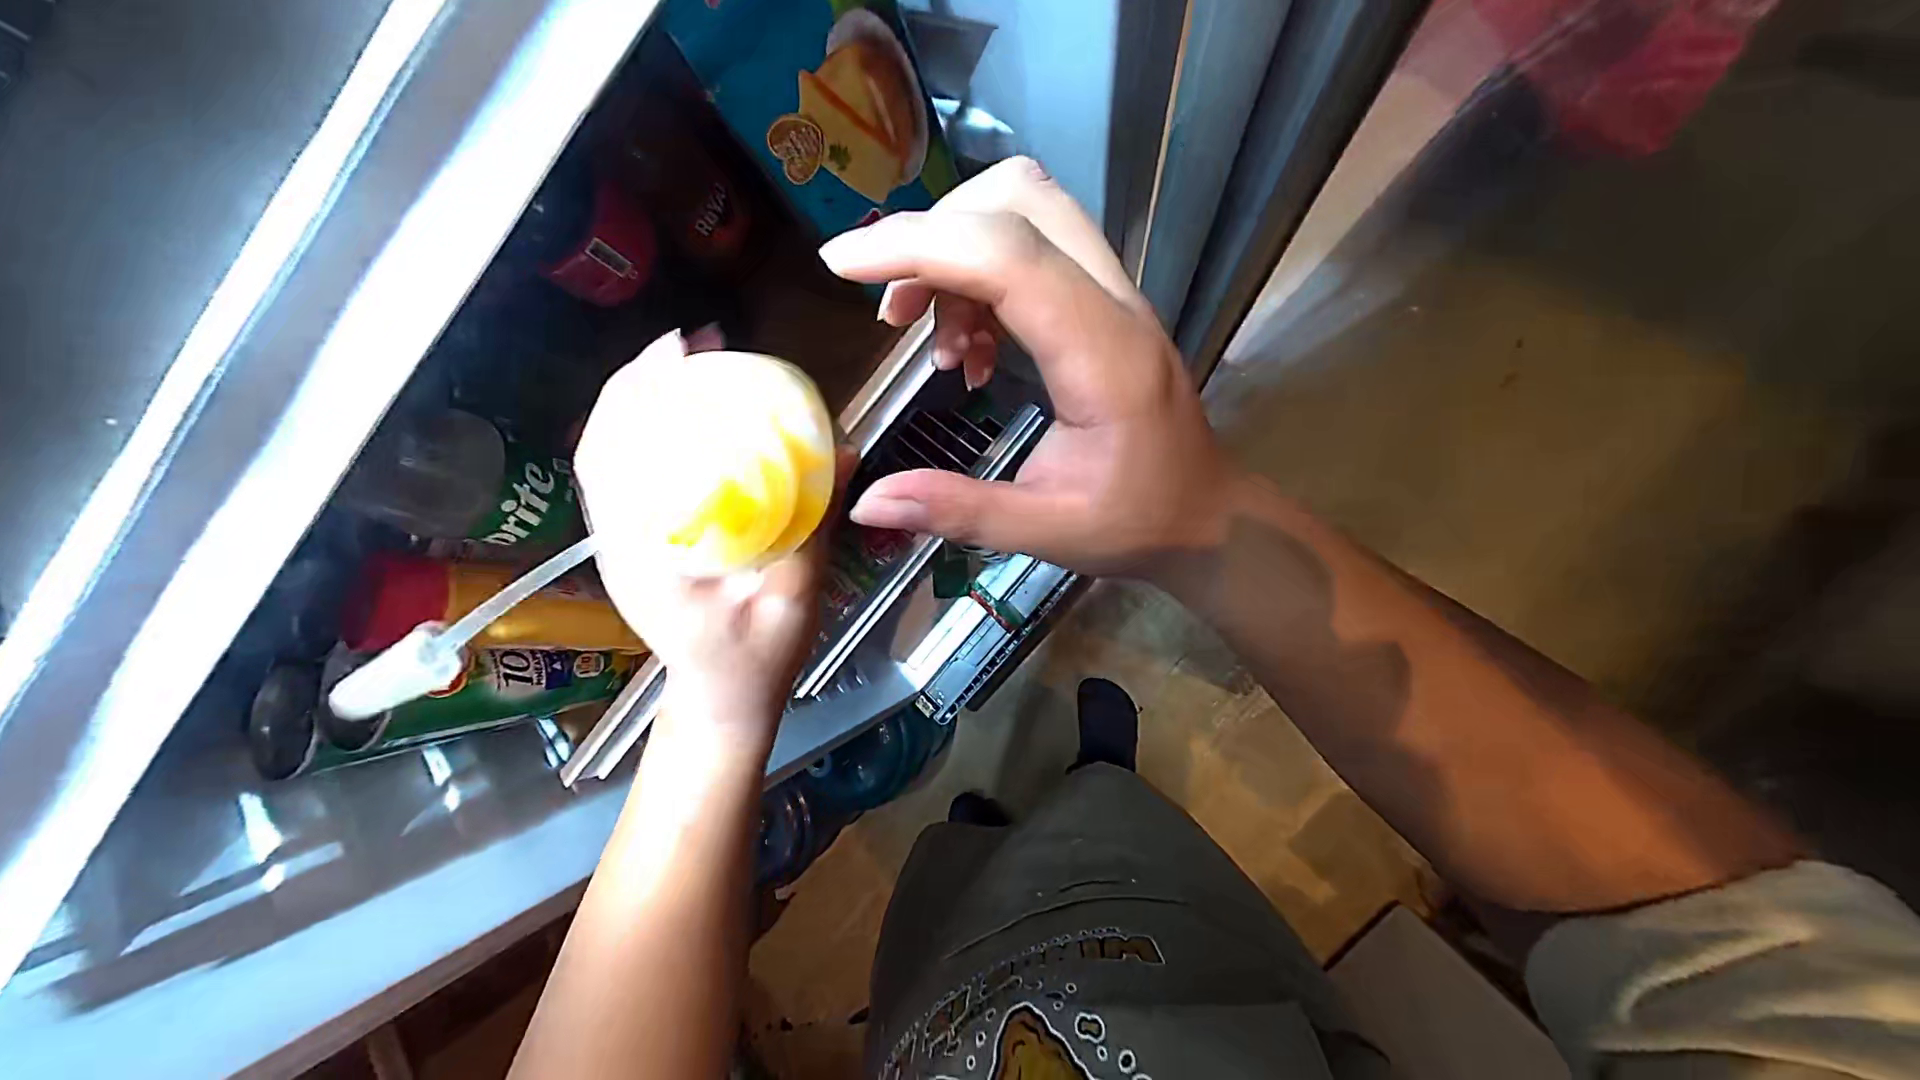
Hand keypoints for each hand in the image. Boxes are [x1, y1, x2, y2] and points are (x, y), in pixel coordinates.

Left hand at [575, 331, 849, 751]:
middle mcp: (622, 540)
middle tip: (699, 347)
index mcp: (642, 556)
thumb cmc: (753, 661)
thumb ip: (815, 532)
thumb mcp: (793, 601)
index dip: (636, 394)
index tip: (676, 351)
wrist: (724, 696)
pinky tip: (707, 420)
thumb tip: (845, 456)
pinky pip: (646, 475)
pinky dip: (667, 436)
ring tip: (701, 369)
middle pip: (610, 442)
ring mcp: (630, 540)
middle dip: (647, 383)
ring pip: (623, 455)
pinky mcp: (649, 542)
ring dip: (655, 404)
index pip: (611, 458)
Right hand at [819, 157, 1234, 578]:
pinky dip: (981, 282)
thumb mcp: (1046, 531)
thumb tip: (864, 503)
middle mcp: (1113, 305)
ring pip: (1028, 211)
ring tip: (932, 342)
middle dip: (935, 234)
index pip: (1006, 257)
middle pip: (1020, 199)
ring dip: (957, 254)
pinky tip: (970, 352)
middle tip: (894, 309)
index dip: (916, 246)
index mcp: (1102, 356)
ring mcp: (1114, 297)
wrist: (1208, 517)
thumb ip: (958, 511)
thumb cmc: (1137, 524)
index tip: (840, 264)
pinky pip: (1035, 253)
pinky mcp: (1103, 307)